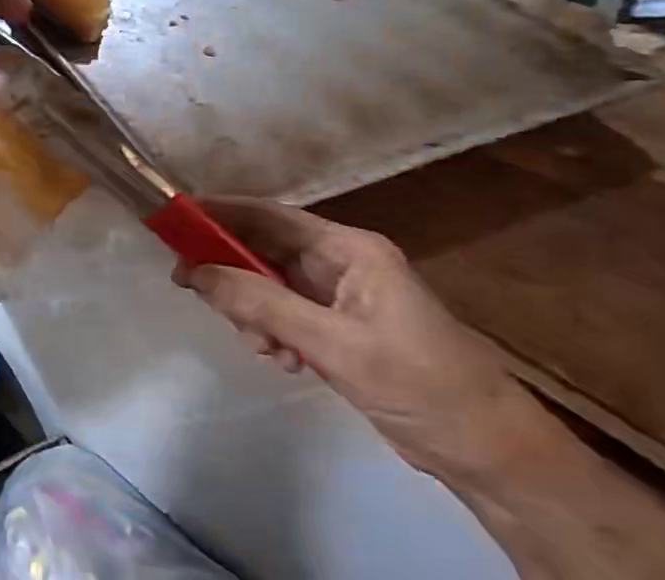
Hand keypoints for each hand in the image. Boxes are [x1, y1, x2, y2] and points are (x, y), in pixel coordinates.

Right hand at [177, 199, 557, 483]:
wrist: (488, 452)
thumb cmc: (417, 382)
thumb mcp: (333, 343)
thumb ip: (261, 303)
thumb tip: (195, 271)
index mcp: (348, 249)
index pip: (270, 216)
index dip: (221, 212)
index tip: (176, 219)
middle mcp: (341, 263)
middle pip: (265, 250)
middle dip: (230, 269)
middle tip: (191, 287)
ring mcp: (341, 297)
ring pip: (271, 286)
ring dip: (252, 310)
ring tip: (259, 346)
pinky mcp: (340, 329)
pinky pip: (286, 315)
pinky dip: (272, 332)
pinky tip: (281, 360)